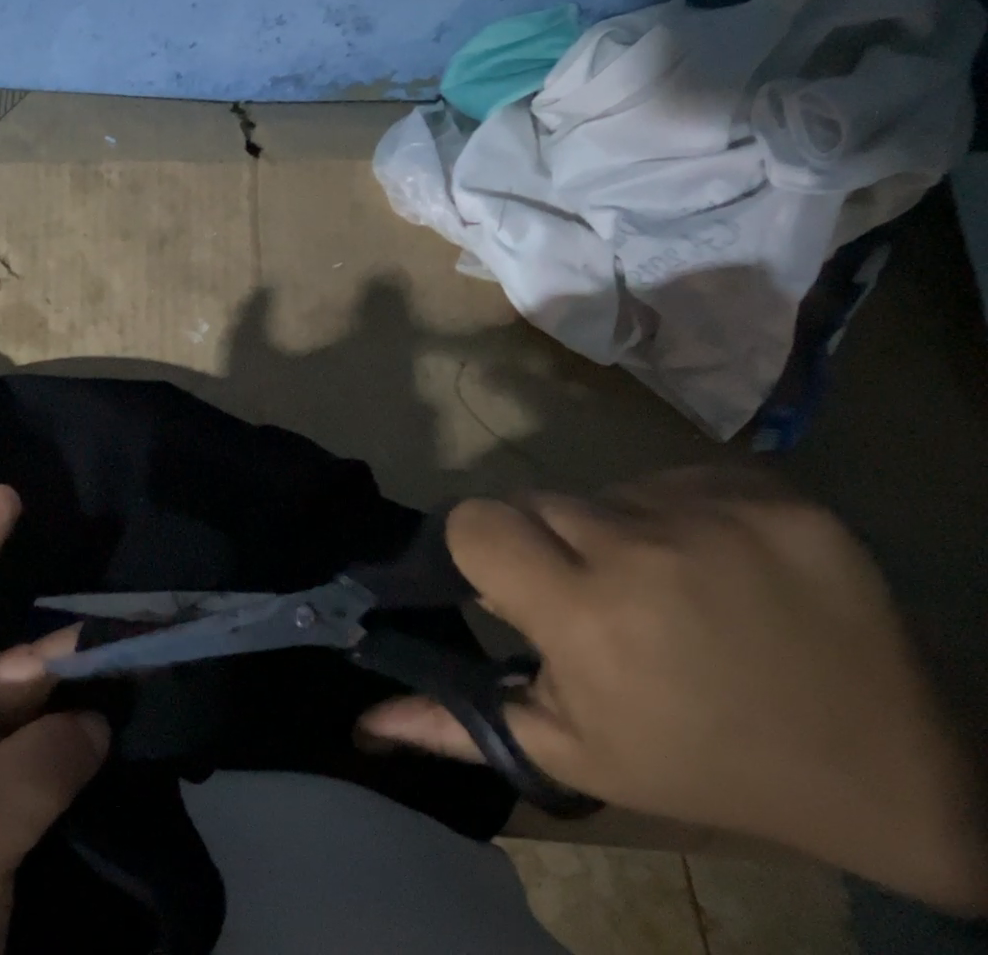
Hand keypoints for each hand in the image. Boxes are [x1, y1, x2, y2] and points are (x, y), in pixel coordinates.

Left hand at [0, 486, 110, 954]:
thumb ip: (37, 761)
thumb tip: (94, 723)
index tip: (7, 497)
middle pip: (2, 665)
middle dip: (62, 644)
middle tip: (139, 622)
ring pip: (29, 720)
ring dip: (78, 701)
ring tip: (146, 673)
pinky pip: (39, 771)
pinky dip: (76, 754)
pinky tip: (120, 738)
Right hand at [360, 468, 987, 912]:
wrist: (884, 769)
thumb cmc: (697, 764)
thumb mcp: (567, 754)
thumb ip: (456, 725)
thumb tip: (362, 721)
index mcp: (585, 614)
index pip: (478, 522)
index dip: (476, 548)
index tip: (503, 584)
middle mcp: (644, 547)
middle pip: (537, 501)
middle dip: (540, 542)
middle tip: (579, 596)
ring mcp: (719, 514)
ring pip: (603, 490)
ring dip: (606, 528)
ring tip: (650, 583)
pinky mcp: (777, 496)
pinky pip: (673, 478)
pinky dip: (669, 512)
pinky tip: (703, 560)